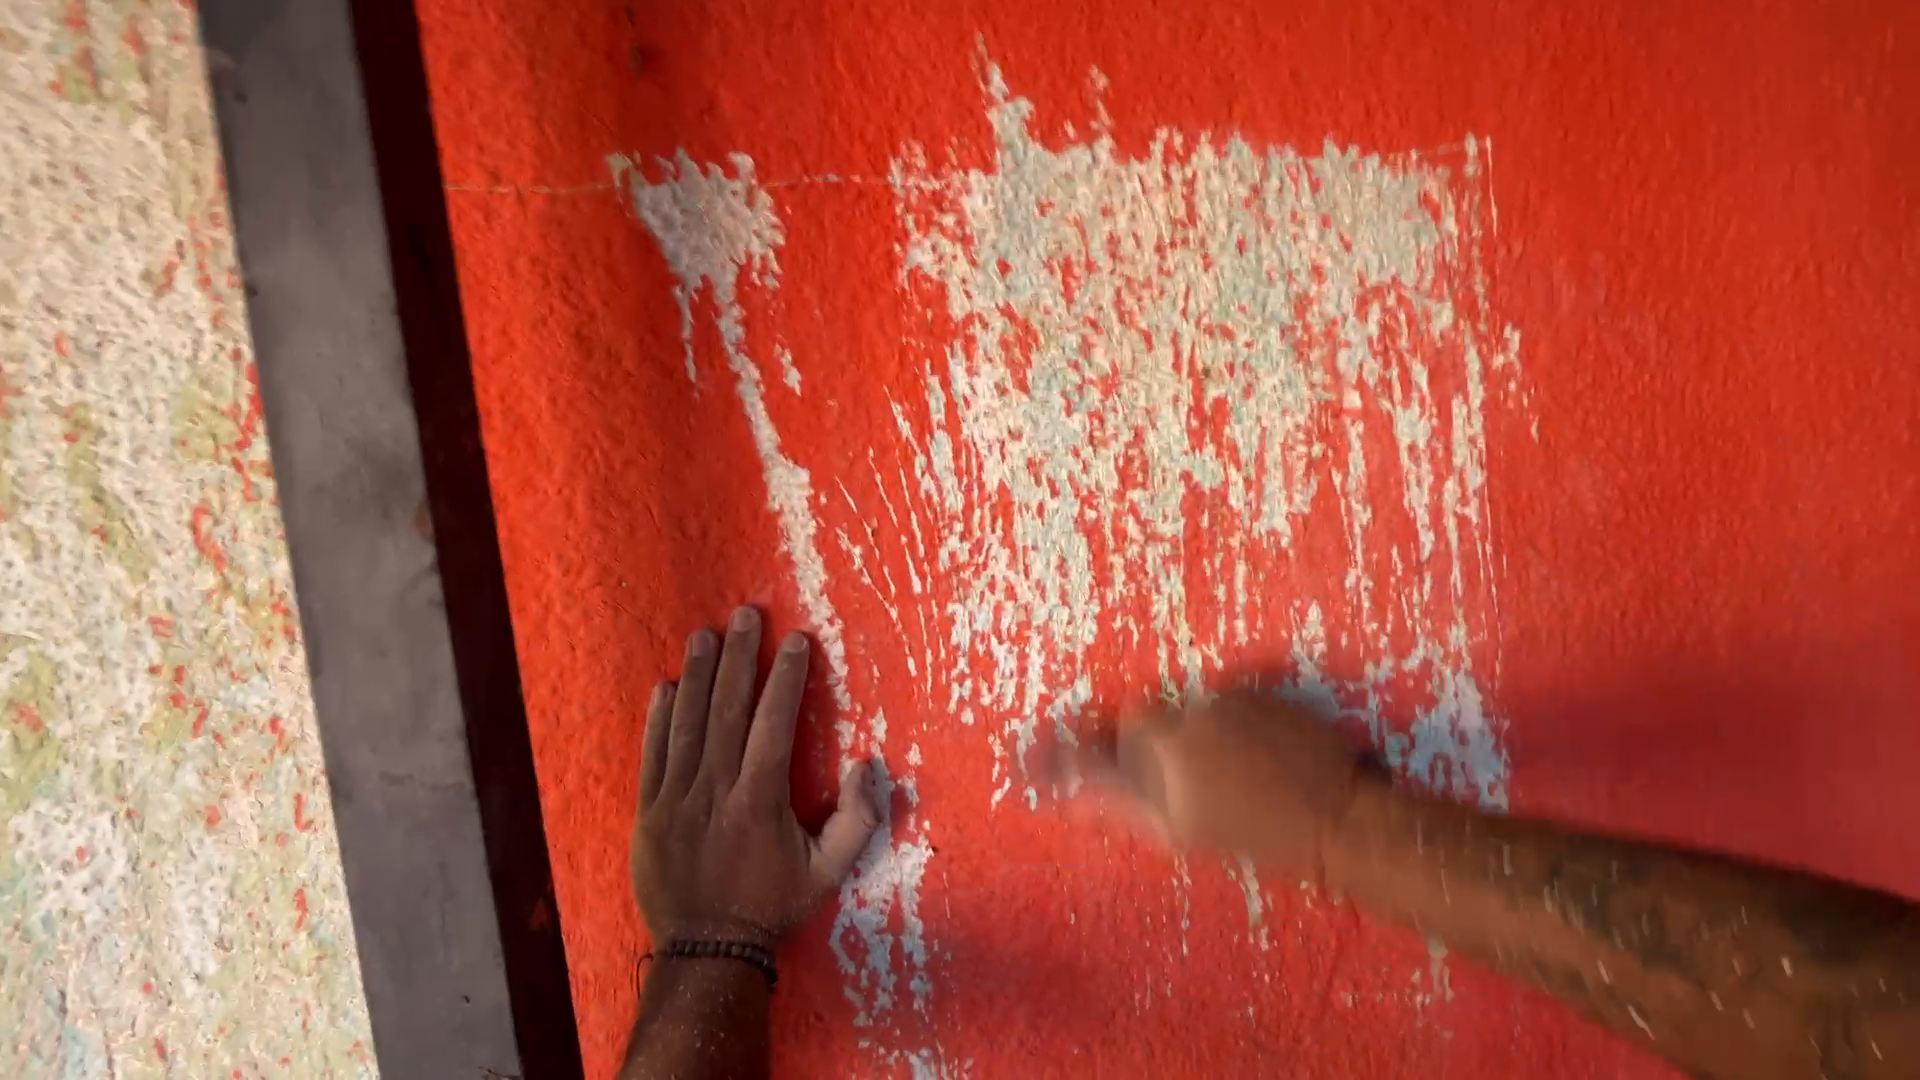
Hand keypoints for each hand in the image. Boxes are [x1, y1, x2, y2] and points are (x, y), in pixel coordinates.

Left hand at [632, 607, 879, 947]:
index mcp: (760, 800)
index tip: (795, 640)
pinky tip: (665, 686)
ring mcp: (675, 800)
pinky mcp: (647, 813)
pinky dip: (657, 719)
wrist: (706, 951)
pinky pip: (652, 756)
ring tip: (703, 635)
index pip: (774, 724)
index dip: (786, 678)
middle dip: (738, 657)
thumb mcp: (830, 872)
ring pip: (687, 725)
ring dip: (696, 675)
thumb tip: (867, 765)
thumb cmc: (773, 904)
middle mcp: (715, 791)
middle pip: (727, 711)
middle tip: (744, 615)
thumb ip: (857, 820)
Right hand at [1066, 694, 1382, 877]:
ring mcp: (1241, 698)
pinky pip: (1242, 704)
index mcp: (1173, 740)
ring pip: (1208, 708)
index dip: (1137, 737)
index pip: (1134, 717)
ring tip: (1243, 771)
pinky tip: (1266, 758)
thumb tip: (1075, 797)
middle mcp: (1202, 708)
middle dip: (1178, 739)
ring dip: (1213, 733)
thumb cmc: (1256, 835)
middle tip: (1204, 775)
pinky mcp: (1274, 694)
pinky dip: (1246, 726)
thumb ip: (1122, 805)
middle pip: (1173, 712)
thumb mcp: (1180, 831)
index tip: (1145, 757)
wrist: (1339, 819)